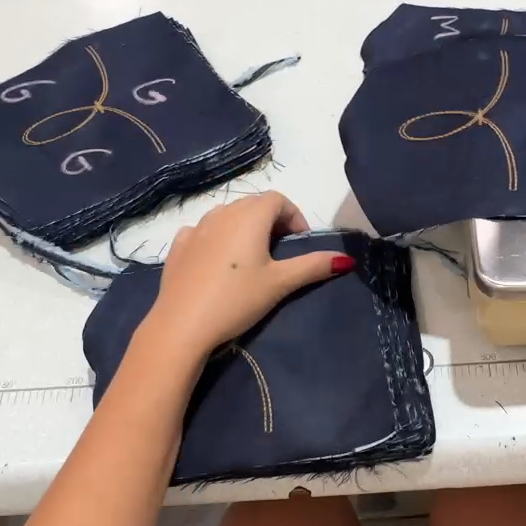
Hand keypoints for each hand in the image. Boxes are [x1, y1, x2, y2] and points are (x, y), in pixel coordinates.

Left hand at [140, 192, 349, 360]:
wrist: (182, 325)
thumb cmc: (237, 299)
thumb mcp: (280, 283)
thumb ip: (313, 266)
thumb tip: (346, 259)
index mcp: (249, 217)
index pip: (278, 200)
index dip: (295, 217)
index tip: (300, 244)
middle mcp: (221, 213)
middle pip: (254, 205)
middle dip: (272, 222)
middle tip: (281, 253)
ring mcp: (196, 228)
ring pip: (228, 216)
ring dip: (245, 229)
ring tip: (252, 259)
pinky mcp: (178, 246)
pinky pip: (204, 231)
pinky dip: (218, 238)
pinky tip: (220, 263)